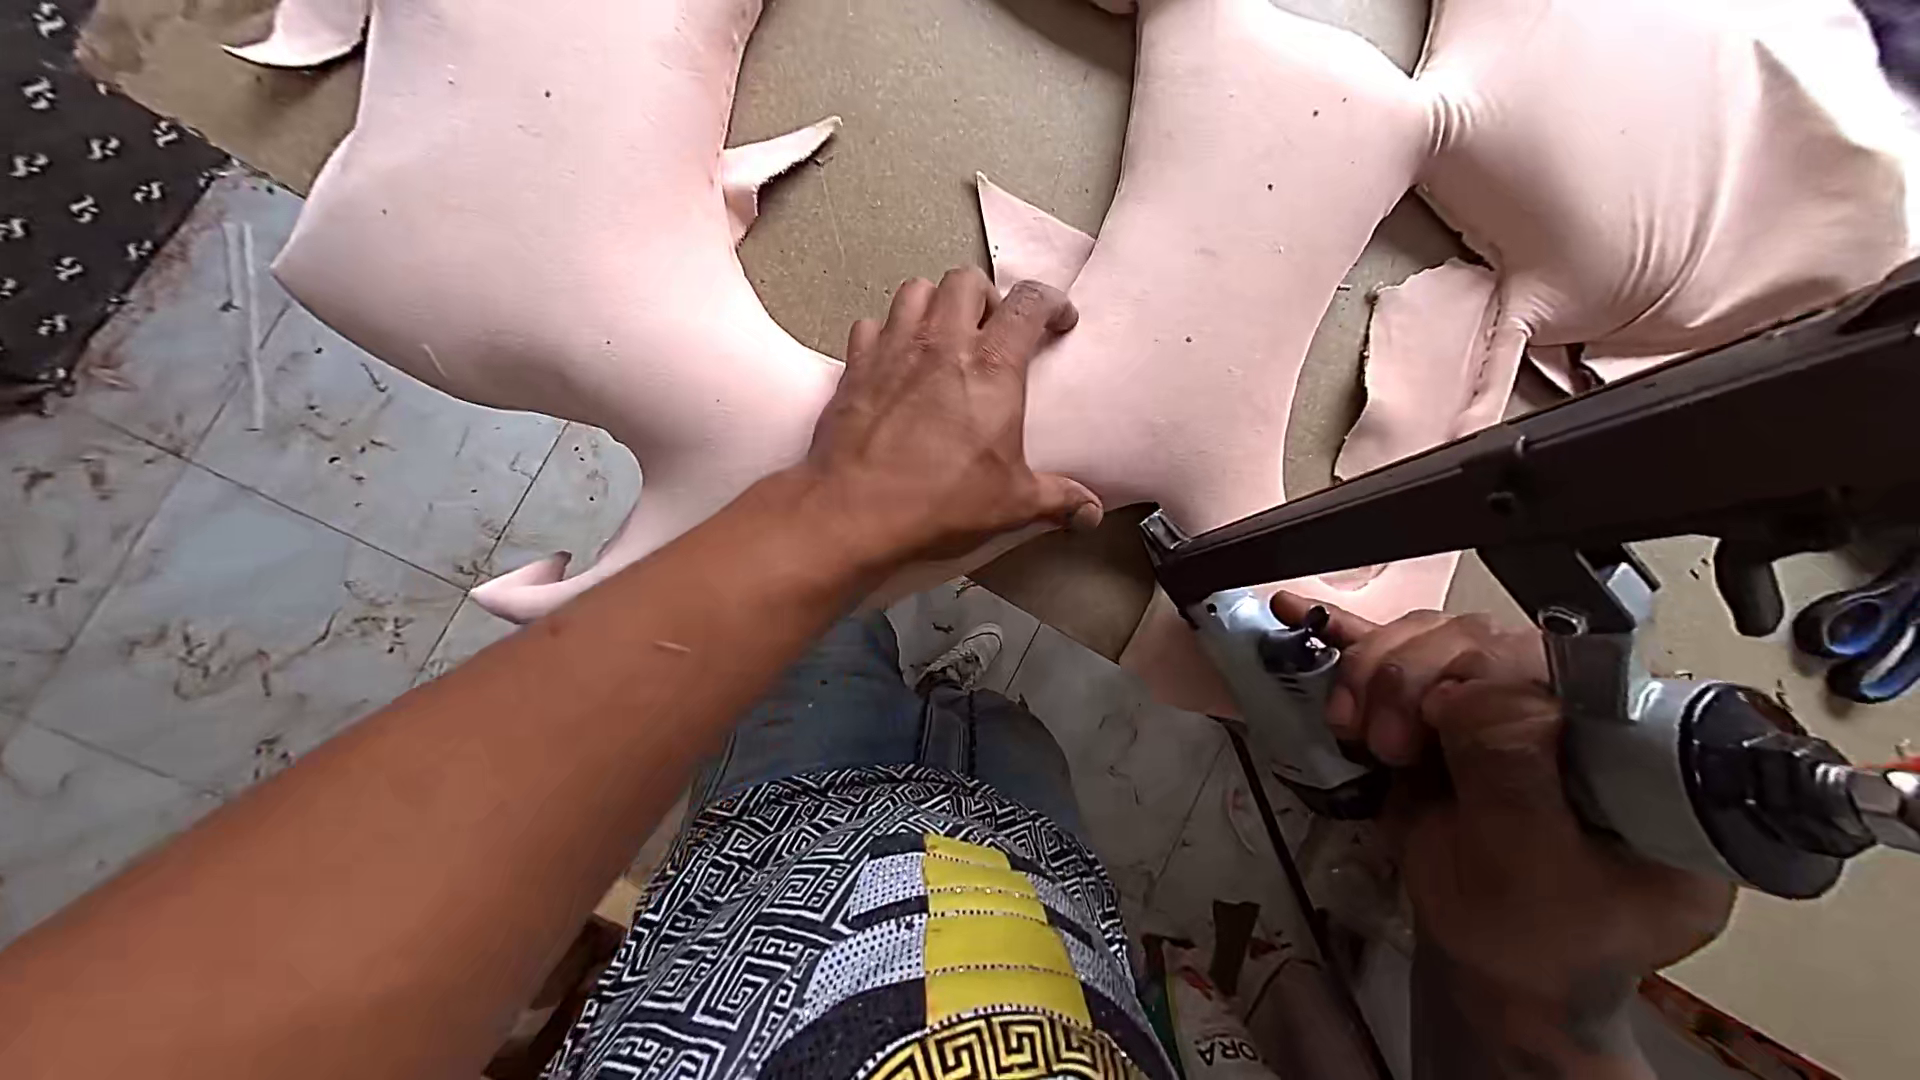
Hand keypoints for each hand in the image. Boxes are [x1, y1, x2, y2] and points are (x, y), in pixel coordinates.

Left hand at [796, 268, 1102, 565]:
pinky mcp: (856, 368)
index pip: (1029, 304)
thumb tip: (1087, 510)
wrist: (854, 512)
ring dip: (935, 303)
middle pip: (966, 281)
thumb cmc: (935, 502)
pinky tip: (894, 358)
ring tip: (944, 332)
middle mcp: (941, 345)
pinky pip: (870, 326)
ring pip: (915, 290)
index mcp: (992, 367)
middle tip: (993, 327)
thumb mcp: (1011, 503)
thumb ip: (1057, 499)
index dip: (1051, 303)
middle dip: (986, 296)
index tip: (1057, 319)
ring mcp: (894, 351)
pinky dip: (886, 332)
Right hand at [1273, 595, 1734, 1069]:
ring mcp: (1494, 696)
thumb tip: (1471, 692)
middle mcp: (1565, 705)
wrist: (1489, 949)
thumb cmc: (1531, 930)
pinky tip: (1299, 612)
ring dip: (1372, 671)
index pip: (1560, 665)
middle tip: (1384, 743)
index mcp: (1627, 746)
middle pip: (1477, 640)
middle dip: (1409, 680)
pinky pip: (1389, 652)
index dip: (1484, 677)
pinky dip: (1344, 633)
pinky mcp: (1436, 700)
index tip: (1432, 726)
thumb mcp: (1534, 873)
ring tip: (1354, 728)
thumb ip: (1515, 782)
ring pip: (1425, 636)